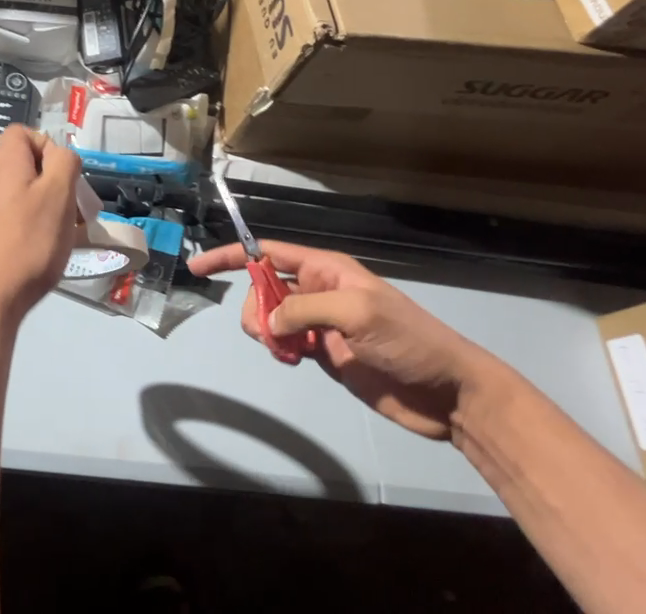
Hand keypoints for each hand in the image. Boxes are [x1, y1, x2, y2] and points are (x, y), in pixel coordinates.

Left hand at [0, 125, 80, 326]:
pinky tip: (36, 249)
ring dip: (41, 205)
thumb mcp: (59, 196)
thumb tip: (60, 153)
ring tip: (59, 234)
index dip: (49, 148)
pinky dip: (24, 223)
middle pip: (22, 163)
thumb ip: (64, 163)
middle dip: (51, 181)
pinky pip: (5, 214)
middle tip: (72, 211)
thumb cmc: (27, 244)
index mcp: (2, 162)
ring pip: (16, 191)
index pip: (23, 133)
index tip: (66, 178)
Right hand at [188, 240, 501, 439]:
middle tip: (268, 334)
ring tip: (286, 351)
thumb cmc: (409, 341)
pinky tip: (291, 360)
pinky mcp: (323, 352)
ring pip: (269, 317)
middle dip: (253, 308)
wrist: (447, 392)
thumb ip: (304, 309)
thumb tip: (270, 322)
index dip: (230, 256)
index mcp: (326, 269)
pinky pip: (284, 342)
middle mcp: (318, 290)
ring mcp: (320, 322)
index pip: (267, 253)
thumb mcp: (357, 313)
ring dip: (265, 332)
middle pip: (261, 288)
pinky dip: (277, 349)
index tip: (198, 268)